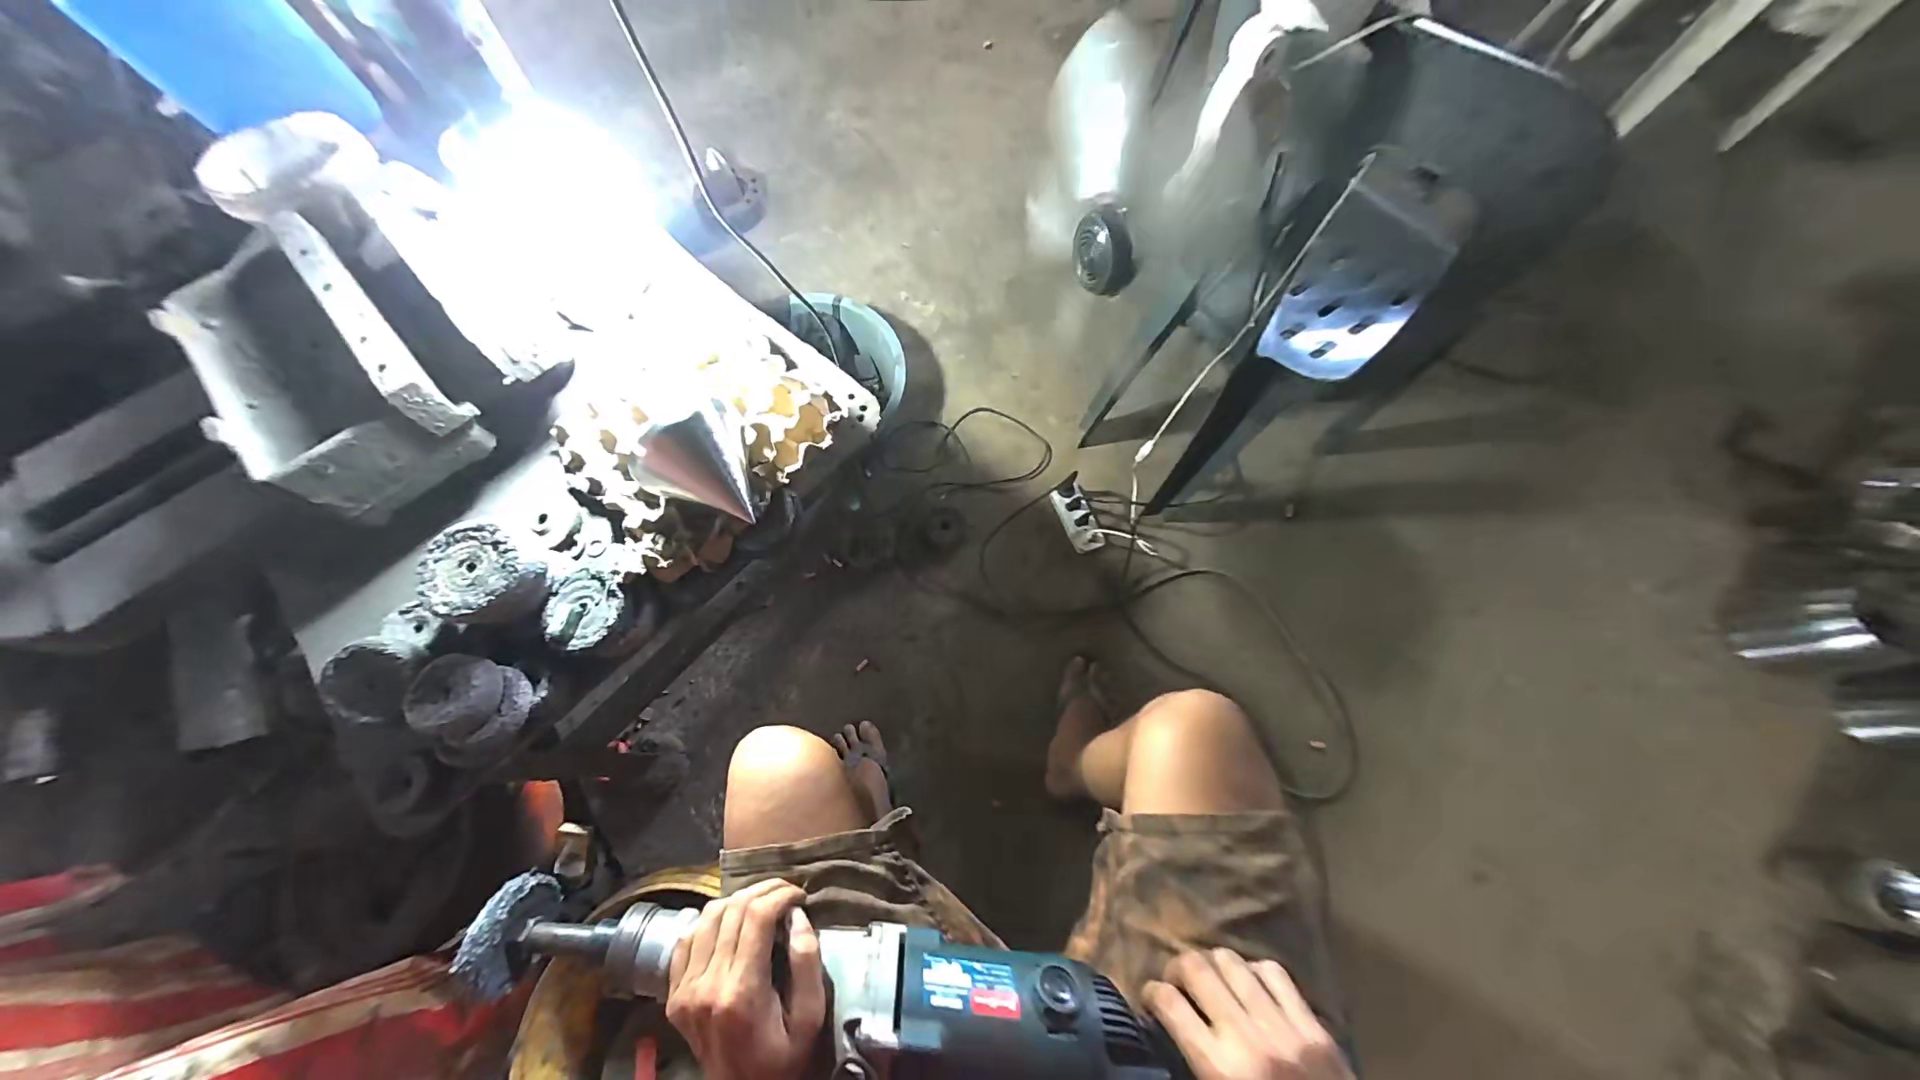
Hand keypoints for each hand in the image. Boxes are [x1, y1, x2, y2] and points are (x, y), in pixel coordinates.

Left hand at [665, 879, 825, 1079]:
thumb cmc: (783, 1060)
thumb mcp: (810, 1017)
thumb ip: (807, 963)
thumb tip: (797, 915)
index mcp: (741, 992)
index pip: (757, 916)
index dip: (781, 894)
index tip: (801, 896)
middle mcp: (706, 986)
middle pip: (733, 909)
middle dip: (764, 890)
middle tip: (787, 893)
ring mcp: (684, 990)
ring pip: (708, 916)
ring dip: (739, 900)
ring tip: (763, 903)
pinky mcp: (674, 995)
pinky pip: (687, 939)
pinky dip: (710, 921)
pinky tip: (731, 925)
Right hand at [1144, 949, 1352, 1079]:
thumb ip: (1192, 1071)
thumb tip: (1164, 1037)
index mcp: (1218, 1068)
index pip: (1169, 1003)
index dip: (1151, 993)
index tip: (1150, 999)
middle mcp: (1246, 1037)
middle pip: (1196, 968)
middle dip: (1177, 969)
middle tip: (1176, 983)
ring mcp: (1283, 1027)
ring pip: (1231, 961)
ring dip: (1213, 965)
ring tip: (1211, 980)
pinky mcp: (1314, 1028)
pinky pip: (1274, 973)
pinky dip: (1255, 972)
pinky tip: (1251, 987)